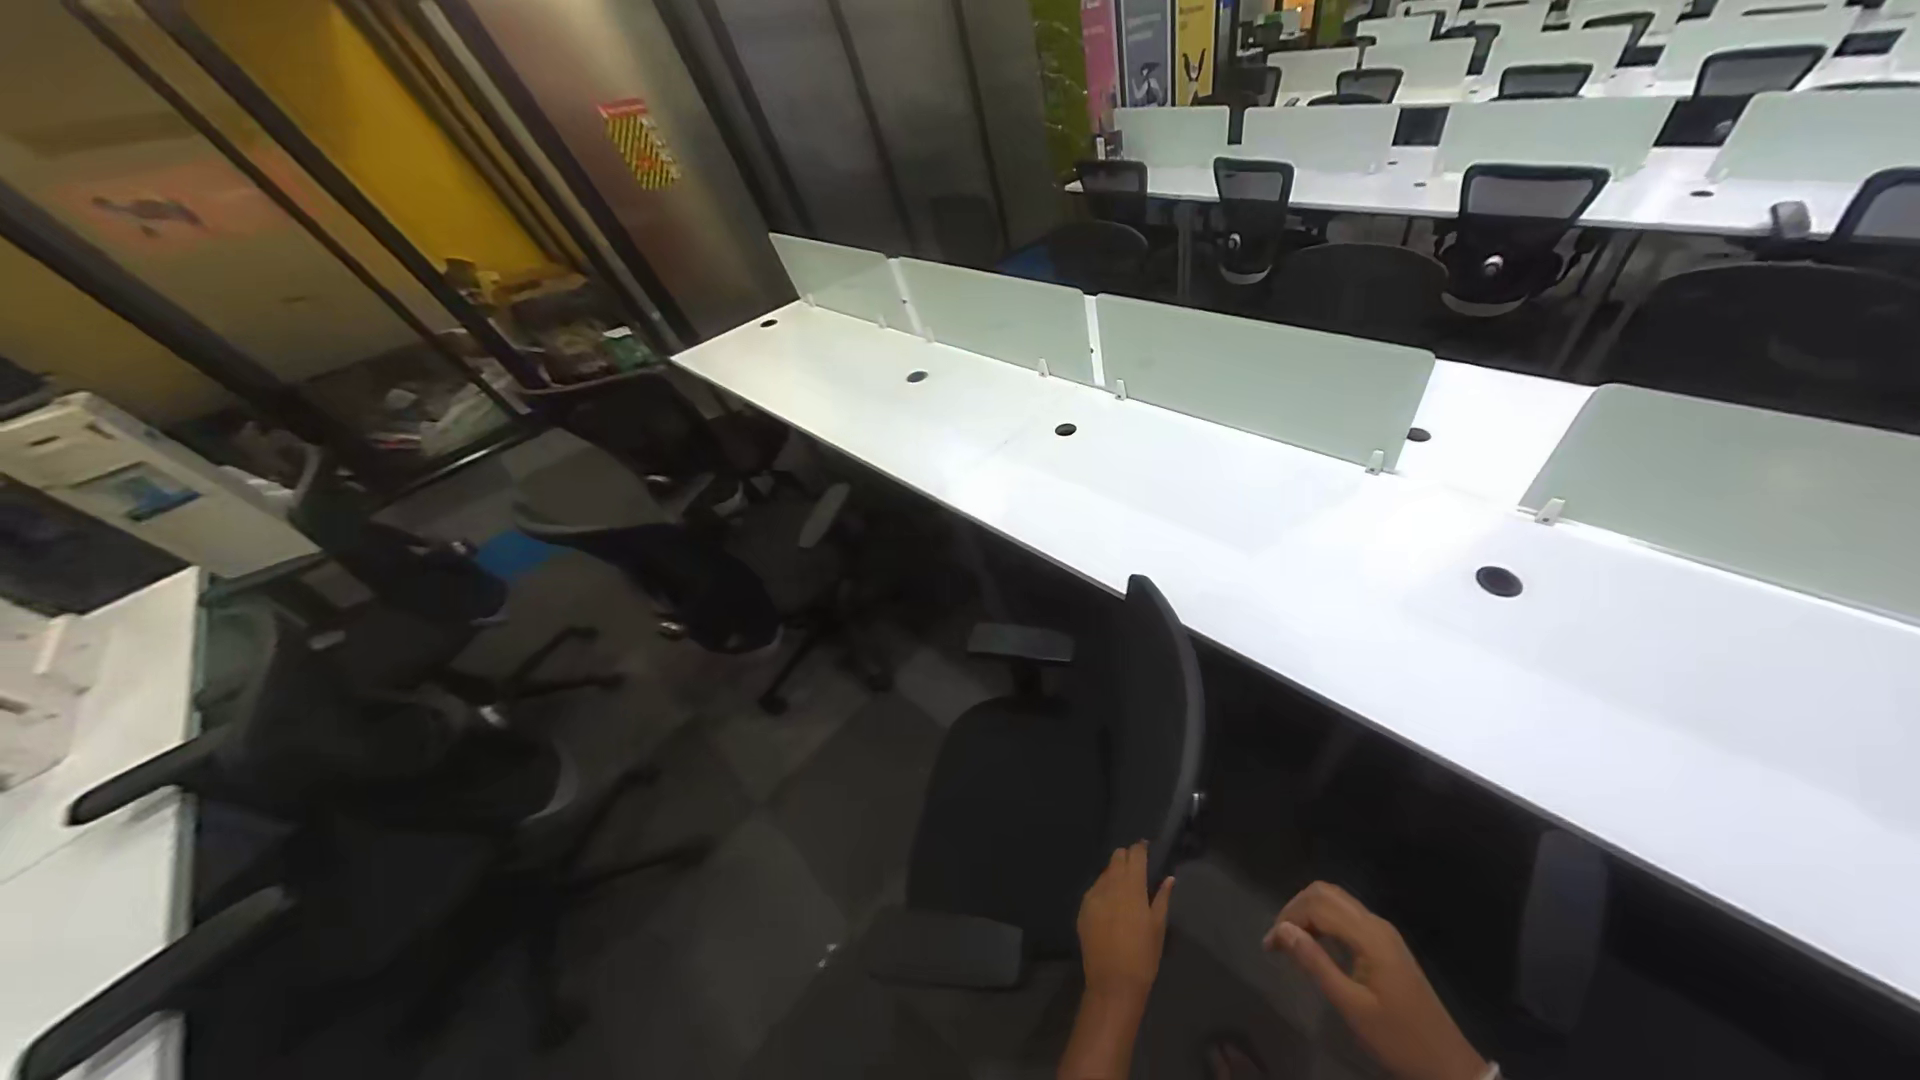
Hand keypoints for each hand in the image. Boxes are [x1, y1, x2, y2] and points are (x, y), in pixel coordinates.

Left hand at [1076, 842, 1173, 998]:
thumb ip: (1162, 898)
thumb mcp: (1158, 927)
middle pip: (1117, 857)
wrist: (1112, 981)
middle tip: (1137, 868)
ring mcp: (1093, 895)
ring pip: (1104, 872)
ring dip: (1115, 873)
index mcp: (1131, 887)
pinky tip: (1111, 905)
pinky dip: (1104, 889)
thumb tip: (1168, 878)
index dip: (1140, 848)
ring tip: (1125, 888)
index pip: (1134, 854)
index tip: (1146, 848)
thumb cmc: (1143, 955)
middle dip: (1127, 858)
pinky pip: (1095, 889)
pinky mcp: (1083, 907)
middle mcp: (1109, 884)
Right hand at [1264, 882, 1485, 1079]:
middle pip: (1325, 893)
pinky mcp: (1386, 943)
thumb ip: (1315, 963)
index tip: (1270, 946)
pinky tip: (1316, 943)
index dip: (1287, 918)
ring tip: (1292, 940)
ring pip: (1336, 900)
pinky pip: (1347, 914)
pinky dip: (1324, 919)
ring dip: (1308, 911)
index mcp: (1369, 936)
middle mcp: (1376, 924)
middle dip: (1295, 909)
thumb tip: (1282, 929)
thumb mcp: (1351, 1006)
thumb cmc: (1398, 1039)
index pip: (1317, 906)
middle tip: (1280, 939)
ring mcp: (1384, 932)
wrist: (1450, 1066)